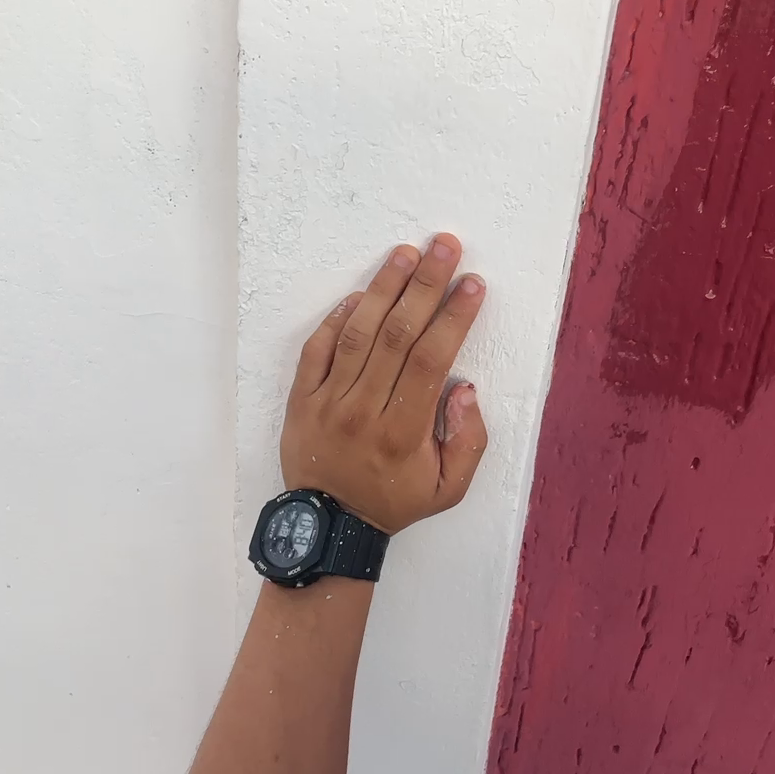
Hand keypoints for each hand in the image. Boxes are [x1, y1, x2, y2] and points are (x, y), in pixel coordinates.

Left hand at [280, 235, 489, 534]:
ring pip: (359, 333)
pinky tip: (361, 293)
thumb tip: (464, 387)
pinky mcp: (302, 398)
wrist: (330, 527)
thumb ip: (468, 440)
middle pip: (398, 335)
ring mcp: (328, 401)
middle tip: (445, 246)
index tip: (472, 283)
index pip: (432, 360)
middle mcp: (365, 410)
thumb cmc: (394, 501)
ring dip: (384, 288)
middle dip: (426, 284)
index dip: (454, 317)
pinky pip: (317, 350)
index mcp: (403, 431)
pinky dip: (337, 318)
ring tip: (405, 252)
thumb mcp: (448, 489)